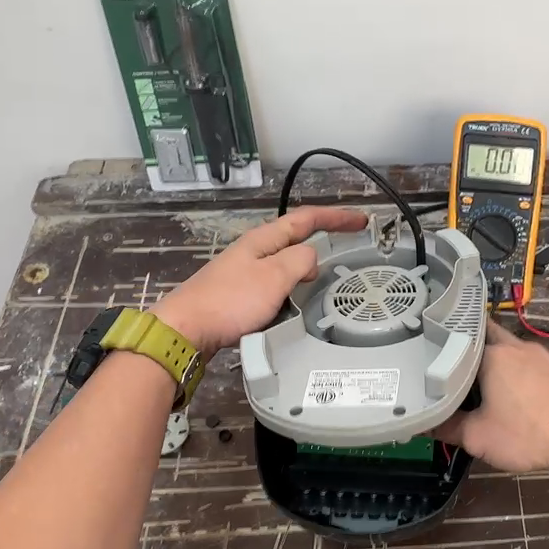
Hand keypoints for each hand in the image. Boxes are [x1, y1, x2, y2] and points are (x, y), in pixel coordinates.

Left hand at [150, 207, 368, 353]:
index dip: (336, 217)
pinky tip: (296, 302)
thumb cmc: (231, 301)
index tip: (362, 220)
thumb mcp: (275, 276)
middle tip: (349, 245)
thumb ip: (301, 261)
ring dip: (308, 266)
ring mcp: (244, 273)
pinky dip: (293, 288)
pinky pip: (276, 284)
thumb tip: (312, 260)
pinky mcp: (239, 296)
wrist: (186, 330)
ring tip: (327, 278)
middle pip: (295, 237)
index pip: (306, 219)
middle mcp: (254, 251)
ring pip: (285, 263)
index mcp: (264, 240)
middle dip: (324, 237)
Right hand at [435, 323, 548, 474]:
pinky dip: (520, 374)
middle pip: (490, 336)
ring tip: (481, 381)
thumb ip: (447, 428)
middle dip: (472, 347)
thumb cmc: (527, 435)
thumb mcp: (478, 437)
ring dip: (498, 361)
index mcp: (495, 354)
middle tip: (453, 364)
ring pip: (513, 351)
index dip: (445, 344)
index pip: (462, 337)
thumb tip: (423, 425)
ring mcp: (545, 358)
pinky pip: (532, 366)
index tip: (431, 353)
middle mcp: (520, 348)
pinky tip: (516, 395)